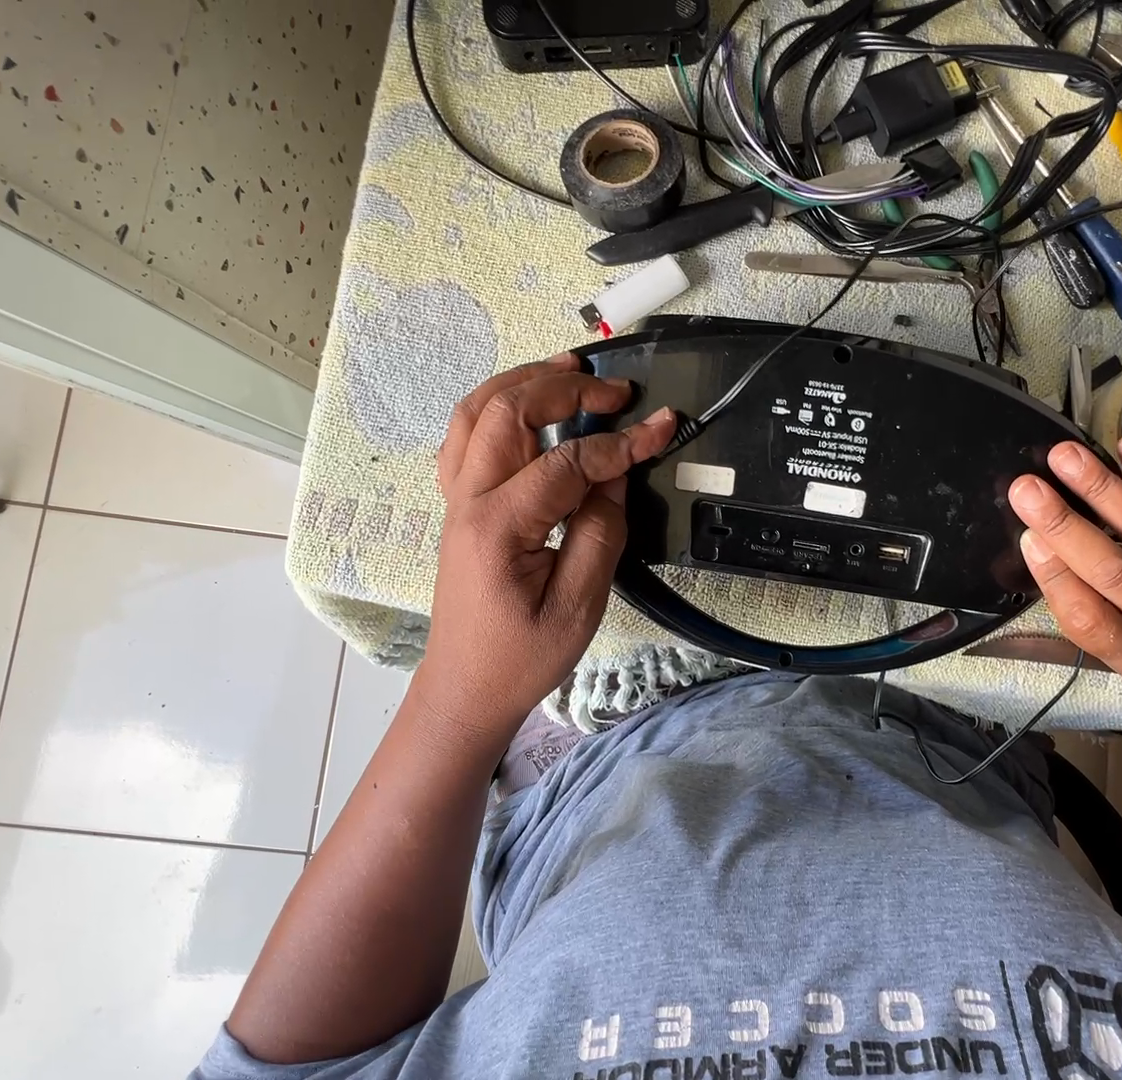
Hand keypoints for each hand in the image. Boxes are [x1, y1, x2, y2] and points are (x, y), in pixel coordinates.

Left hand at [414, 354, 675, 738]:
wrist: (466, 687)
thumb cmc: (523, 657)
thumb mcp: (580, 605)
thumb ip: (601, 531)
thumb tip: (616, 473)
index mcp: (499, 526)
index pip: (567, 462)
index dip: (621, 442)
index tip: (664, 425)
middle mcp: (468, 499)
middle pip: (505, 411)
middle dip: (563, 387)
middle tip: (614, 390)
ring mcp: (456, 498)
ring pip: (475, 411)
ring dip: (522, 381)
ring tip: (568, 368)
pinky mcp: (459, 505)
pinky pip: (466, 435)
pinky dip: (496, 405)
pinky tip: (525, 405)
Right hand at [1008, 435, 1121, 719]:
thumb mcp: (1119, 658)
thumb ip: (1081, 608)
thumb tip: (1040, 544)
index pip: (1092, 620)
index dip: (1057, 578)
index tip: (1027, 537)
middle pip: (1118, 573)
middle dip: (1067, 526)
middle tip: (1027, 488)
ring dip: (1105, 490)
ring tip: (1066, 458)